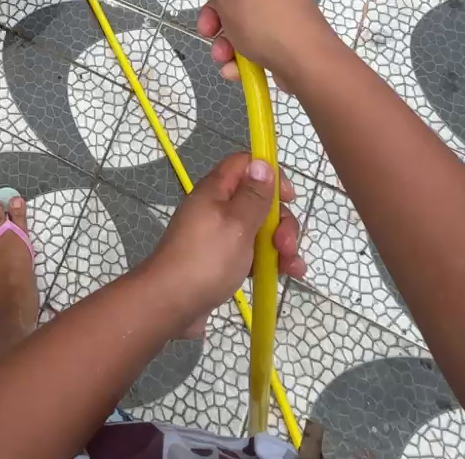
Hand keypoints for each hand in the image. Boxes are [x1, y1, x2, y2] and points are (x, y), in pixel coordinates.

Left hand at [136, 153, 304, 331]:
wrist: (173, 302)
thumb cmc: (206, 259)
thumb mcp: (236, 223)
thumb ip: (253, 196)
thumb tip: (261, 162)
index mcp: (216, 191)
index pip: (244, 165)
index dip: (269, 174)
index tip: (288, 198)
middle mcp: (216, 207)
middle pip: (258, 200)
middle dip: (281, 220)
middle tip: (286, 244)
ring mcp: (219, 234)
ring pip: (259, 229)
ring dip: (281, 244)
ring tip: (291, 267)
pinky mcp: (223, 259)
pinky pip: (253, 252)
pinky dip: (271, 261)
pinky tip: (287, 275)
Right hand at [195, 0, 342, 81]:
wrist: (308, 62)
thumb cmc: (263, 21)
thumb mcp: (227, 0)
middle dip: (217, 12)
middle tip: (207, 28)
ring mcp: (283, 12)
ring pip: (245, 19)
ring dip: (226, 38)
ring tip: (222, 57)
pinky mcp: (288, 37)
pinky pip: (259, 39)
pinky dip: (244, 53)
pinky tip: (235, 69)